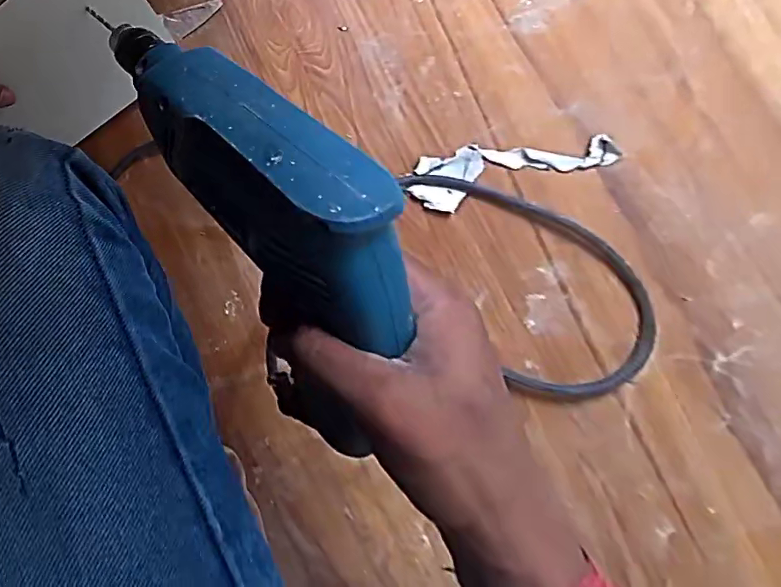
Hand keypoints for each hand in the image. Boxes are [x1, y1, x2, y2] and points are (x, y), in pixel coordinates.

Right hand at [274, 261, 590, 586]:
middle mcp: (427, 307)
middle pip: (349, 282)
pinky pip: (357, 343)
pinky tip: (312, 384)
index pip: (361, 252)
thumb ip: (322, 353)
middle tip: (276, 333)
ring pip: (348, 315)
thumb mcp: (379, 397)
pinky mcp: (412, 366)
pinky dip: (330, 357)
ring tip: (289, 366)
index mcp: (434, 298)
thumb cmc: (452, 453)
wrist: (503, 528)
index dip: (313, 264)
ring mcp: (421, 338)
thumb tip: (278, 328)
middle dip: (306, 306)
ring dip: (313, 337)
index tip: (279, 295)